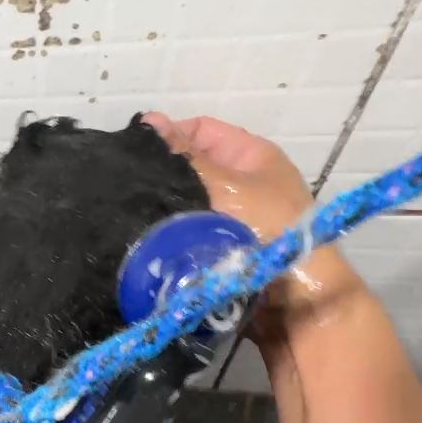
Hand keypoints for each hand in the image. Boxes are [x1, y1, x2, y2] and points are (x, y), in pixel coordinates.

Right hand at [143, 112, 368, 348]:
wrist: (293, 300)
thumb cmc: (268, 230)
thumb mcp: (225, 185)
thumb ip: (185, 156)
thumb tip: (149, 122)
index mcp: (252, 156)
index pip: (200, 131)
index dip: (168, 137)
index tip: (133, 158)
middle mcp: (244, 184)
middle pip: (192, 170)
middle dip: (163, 178)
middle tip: (128, 192)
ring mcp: (233, 220)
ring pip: (187, 207)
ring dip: (164, 214)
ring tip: (132, 220)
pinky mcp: (222, 254)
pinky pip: (188, 239)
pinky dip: (170, 241)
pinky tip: (147, 247)